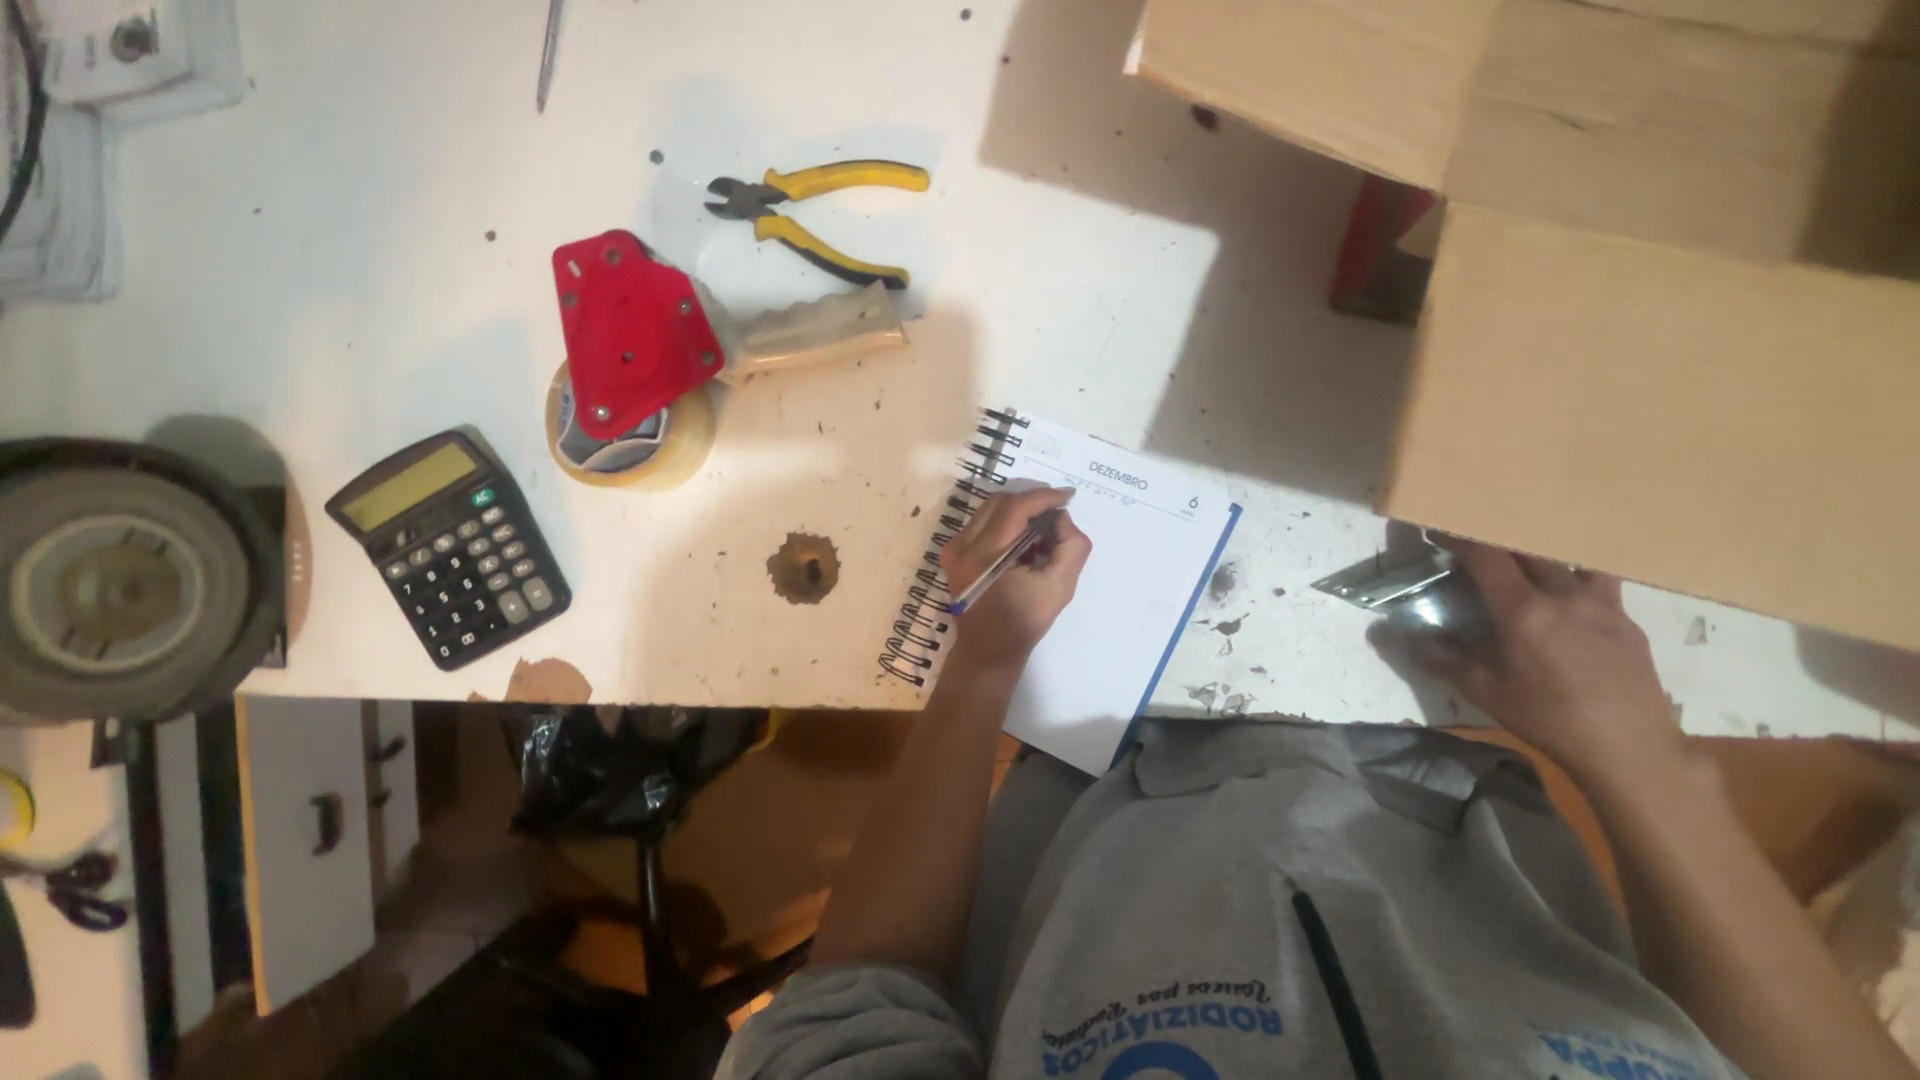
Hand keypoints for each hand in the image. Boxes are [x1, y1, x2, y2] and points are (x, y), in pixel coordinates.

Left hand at [941, 487, 1090, 672]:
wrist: (987, 650)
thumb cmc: (1024, 622)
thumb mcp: (1060, 586)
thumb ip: (1071, 546)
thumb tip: (1061, 518)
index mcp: (985, 555)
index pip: (1015, 507)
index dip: (1044, 497)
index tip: (1067, 496)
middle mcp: (962, 546)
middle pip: (1000, 502)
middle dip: (1032, 501)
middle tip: (1056, 513)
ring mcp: (954, 549)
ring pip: (989, 510)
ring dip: (1018, 511)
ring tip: (1041, 529)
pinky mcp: (953, 553)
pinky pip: (981, 523)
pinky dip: (1005, 523)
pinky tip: (1022, 541)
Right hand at [1416, 538, 1683, 779]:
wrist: (1629, 747)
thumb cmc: (1548, 719)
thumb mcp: (1484, 692)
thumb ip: (1445, 659)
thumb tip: (1411, 637)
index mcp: (1523, 610)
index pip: (1485, 556)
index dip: (1459, 538)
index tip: (1438, 531)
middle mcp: (1563, 594)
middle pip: (1525, 547)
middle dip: (1495, 541)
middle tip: (1474, 549)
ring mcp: (1600, 602)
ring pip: (1564, 557)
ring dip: (1537, 554)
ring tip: (1523, 565)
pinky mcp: (1625, 617)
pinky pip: (1596, 579)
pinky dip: (1572, 575)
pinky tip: (1564, 596)